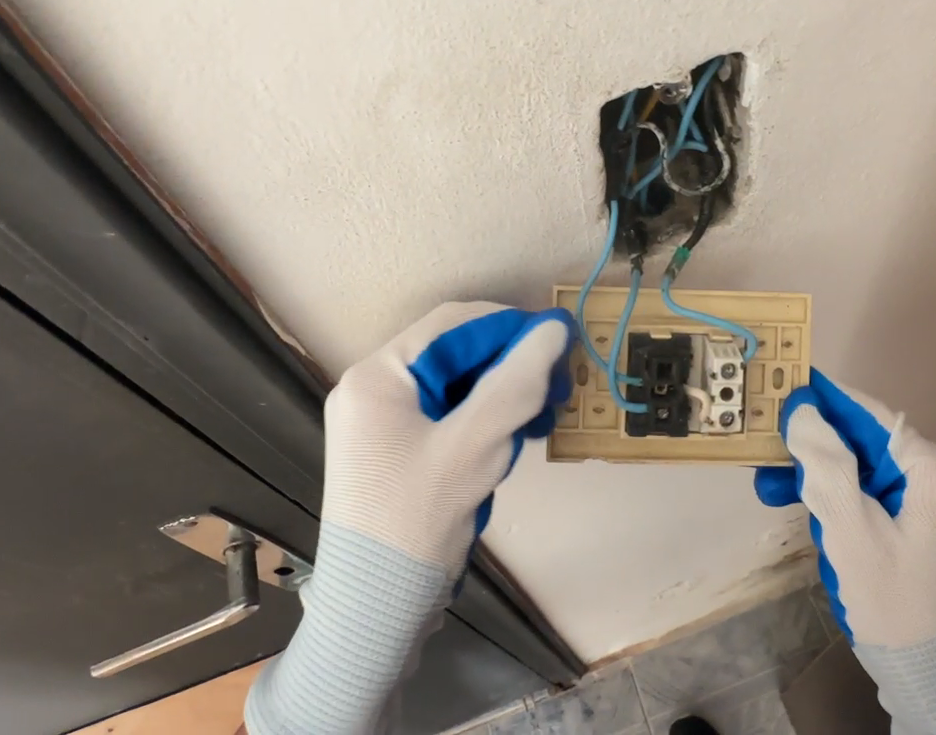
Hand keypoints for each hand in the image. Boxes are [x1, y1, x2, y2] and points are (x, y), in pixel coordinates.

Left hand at [322, 301, 574, 573]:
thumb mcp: (475, 445)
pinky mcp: (397, 449)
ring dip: (502, 397)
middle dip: (510, 368)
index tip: (561, 341)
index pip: (454, 325)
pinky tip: (515, 439)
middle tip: (558, 387)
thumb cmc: (418, 520)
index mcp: (378, 375)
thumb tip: (554, 328)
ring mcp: (382, 421)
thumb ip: (515, 382)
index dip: (511, 326)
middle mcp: (374, 388)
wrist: (375, 609)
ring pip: (457, 386)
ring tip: (543, 417)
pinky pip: (449, 417)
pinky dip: (484, 423)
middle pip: (455, 355)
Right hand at [755, 372, 935, 734]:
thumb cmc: (894, 603)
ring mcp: (922, 502)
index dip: (820, 403)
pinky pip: (862, 496)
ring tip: (768, 489)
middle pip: (858, 442)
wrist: (931, 679)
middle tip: (763, 455)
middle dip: (811, 450)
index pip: (868, 415)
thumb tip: (802, 408)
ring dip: (814, 479)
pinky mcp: (908, 524)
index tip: (775, 392)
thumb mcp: (852, 533)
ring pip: (854, 469)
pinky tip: (801, 511)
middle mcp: (932, 476)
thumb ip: (826, 466)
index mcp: (932, 470)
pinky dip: (831, 502)